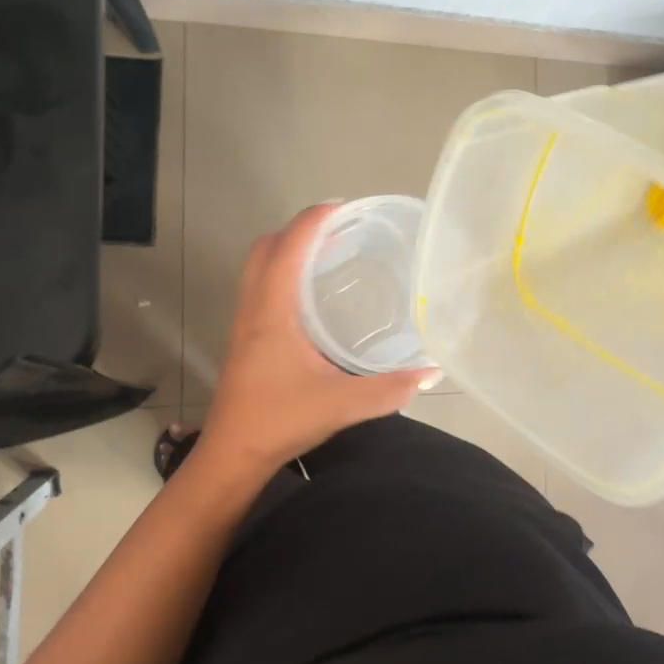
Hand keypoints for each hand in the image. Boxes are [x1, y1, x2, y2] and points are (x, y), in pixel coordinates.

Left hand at [201, 202, 437, 472]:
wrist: (232, 455)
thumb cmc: (280, 421)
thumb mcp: (342, 404)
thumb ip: (389, 389)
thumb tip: (431, 372)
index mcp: (273, 312)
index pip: (289, 247)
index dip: (313, 220)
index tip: (343, 208)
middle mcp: (254, 309)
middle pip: (266, 248)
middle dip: (298, 229)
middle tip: (337, 229)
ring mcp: (244, 324)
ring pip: (258, 267)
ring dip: (286, 250)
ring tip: (326, 253)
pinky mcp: (244, 340)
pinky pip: (259, 287)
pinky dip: (281, 273)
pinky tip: (309, 297)